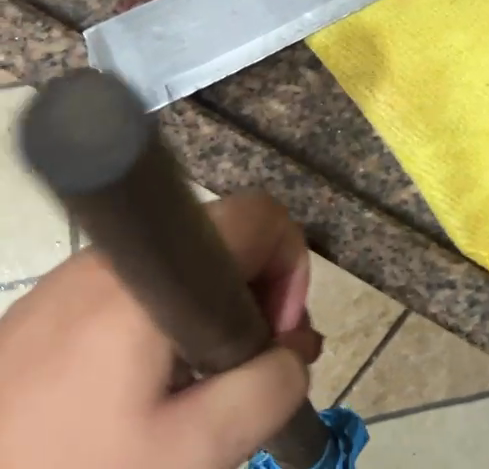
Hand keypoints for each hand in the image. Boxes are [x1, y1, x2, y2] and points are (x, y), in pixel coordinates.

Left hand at [0, 191, 321, 468]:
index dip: (289, 267)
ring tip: (190, 388)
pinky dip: (154, 333)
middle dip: (254, 300)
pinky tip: (134, 394)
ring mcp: (56, 292)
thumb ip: (276, 382)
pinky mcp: (27, 321)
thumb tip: (287, 353)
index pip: (259, 216)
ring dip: (206, 319)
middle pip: (222, 245)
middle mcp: (103, 266)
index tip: (271, 332)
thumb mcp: (200, 445)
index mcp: (147, 280)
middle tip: (242, 369)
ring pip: (176, 275)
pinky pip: (125, 301)